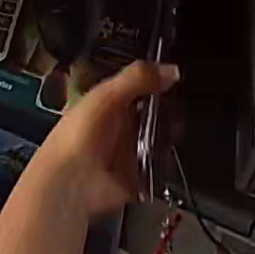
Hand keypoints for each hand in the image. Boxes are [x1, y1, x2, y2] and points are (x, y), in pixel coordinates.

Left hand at [29, 60, 179, 218]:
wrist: (70, 184)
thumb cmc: (81, 133)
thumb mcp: (108, 95)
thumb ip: (138, 78)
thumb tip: (173, 69)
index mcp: (109, 100)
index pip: (139, 85)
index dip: (158, 80)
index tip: (180, 77)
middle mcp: (120, 124)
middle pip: (153, 112)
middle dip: (169, 109)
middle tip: (185, 105)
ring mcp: (128, 152)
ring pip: (159, 139)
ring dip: (171, 135)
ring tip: (185, 128)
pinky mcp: (136, 178)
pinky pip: (159, 169)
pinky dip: (169, 164)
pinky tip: (181, 154)